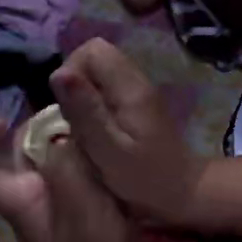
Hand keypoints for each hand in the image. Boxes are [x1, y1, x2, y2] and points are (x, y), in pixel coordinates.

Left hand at [0, 118, 137, 241]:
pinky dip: (82, 156)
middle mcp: (28, 199)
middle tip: (71, 110)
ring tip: (93, 123)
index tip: (1, 121)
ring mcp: (51, 206)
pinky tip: (107, 150)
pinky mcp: (74, 211)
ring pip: (46, 160)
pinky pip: (69, 172)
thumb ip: (68, 167)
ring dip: (64, 139)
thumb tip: (60, 134)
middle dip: (38, 128)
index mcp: (18, 199)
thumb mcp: (82, 208)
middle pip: (17, 154)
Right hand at [51, 40, 207, 227]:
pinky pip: (107, 86)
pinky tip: (96, 130)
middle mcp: (136, 79)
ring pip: (99, 71)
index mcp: (130, 87)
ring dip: (83, 94)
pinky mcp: (137, 101)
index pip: (92, 49)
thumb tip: (59, 73)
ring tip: (83, 127)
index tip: (68, 108)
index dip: (71, 71)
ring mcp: (138, 89)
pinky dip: (94, 102)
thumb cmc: (145, 178)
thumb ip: (85, 111)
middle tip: (73, 119)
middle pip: (95, 55)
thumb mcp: (108, 151)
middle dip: (75, 83)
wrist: (183, 192)